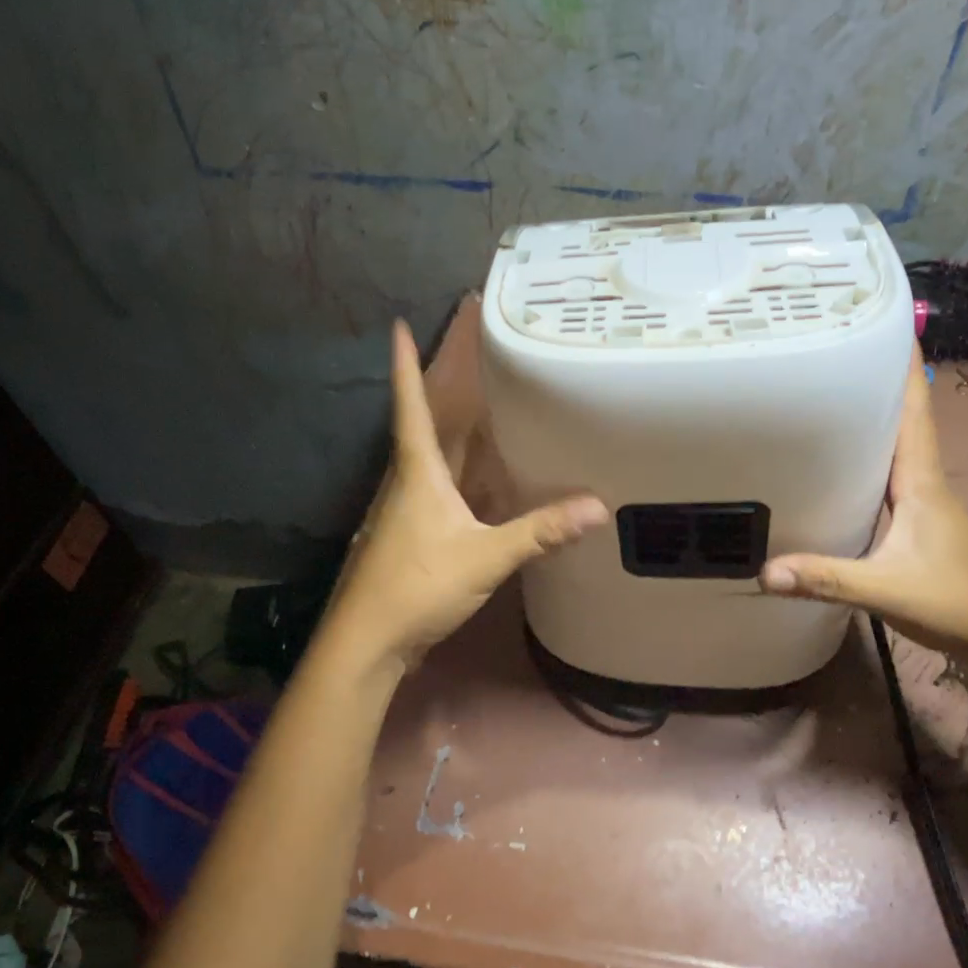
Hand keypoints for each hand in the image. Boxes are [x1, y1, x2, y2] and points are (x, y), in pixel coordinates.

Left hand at [323, 300, 609, 668]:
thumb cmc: (418, 585)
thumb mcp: (486, 556)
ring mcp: (407, 512)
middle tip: (468, 356)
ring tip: (488, 410)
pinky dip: (465, 479)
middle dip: (441, 391)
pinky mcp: (413, 538)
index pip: (411, 405)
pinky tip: (490, 484)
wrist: (369, 642)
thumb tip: (598, 506)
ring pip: (435, 461)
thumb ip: (539, 531)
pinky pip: (443, 493)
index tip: (397, 325)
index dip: (404, 365)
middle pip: (426, 426)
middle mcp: (408, 483)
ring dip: (456, 435)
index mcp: (418, 472)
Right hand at [758, 347, 967, 654]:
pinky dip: (862, 453)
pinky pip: (883, 471)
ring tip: (826, 388)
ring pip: (892, 442)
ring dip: (869, 412)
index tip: (883, 318)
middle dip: (874, 376)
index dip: (902, 362)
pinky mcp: (911, 519)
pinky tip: (833, 460)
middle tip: (833, 344)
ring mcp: (918, 499)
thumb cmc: (955, 602)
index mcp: (920, 479)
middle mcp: (920, 479)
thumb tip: (763, 571)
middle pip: (900, 414)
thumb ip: (827, 579)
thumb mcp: (887, 589)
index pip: (914, 408)